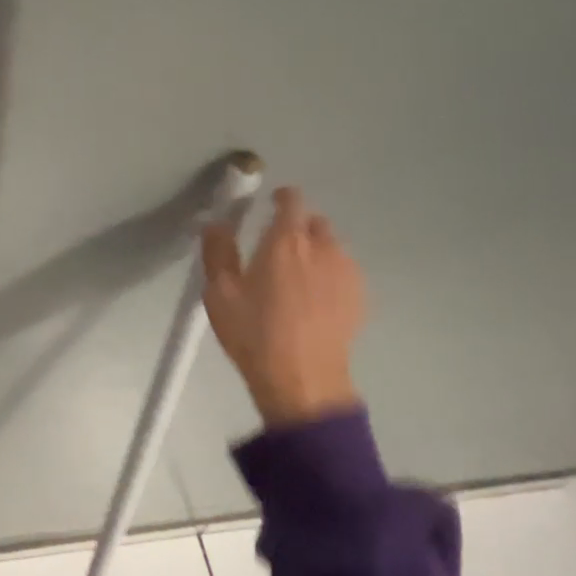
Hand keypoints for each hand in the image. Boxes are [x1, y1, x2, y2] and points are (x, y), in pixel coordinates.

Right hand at [201, 187, 364, 427]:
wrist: (302, 377)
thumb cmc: (254, 333)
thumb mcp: (220, 295)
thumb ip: (218, 253)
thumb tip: (216, 224)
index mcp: (286, 242)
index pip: (292, 201)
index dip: (281, 198)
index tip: (270, 204)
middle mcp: (323, 247)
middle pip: (314, 223)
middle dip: (297, 228)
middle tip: (276, 249)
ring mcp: (347, 271)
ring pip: (332, 248)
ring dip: (314, 253)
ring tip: (295, 279)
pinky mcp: (359, 295)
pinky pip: (343, 272)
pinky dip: (328, 275)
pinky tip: (312, 301)